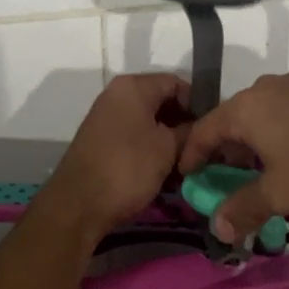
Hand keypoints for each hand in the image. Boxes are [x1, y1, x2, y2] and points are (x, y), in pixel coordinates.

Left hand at [37, 73, 191, 236]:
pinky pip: (133, 136)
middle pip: (160, 101)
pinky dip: (149, 149)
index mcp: (133, 86)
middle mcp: (117, 94)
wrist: (77, 206)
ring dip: (167, 140)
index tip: (211, 128)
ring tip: (185, 165)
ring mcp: (106, 117)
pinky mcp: (100, 141)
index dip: (197, 103)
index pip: (176, 83)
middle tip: (200, 148)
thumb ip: (188, 132)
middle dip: (182, 124)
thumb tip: (199, 128)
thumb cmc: (127, 168)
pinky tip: (163, 172)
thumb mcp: (167, 149)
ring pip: (147, 121)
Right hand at [178, 73, 288, 242]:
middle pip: (232, 119)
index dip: (192, 155)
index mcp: (246, 107)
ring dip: (253, 144)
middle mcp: (264, 88)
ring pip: (260, 115)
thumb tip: (218, 226)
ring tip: (260, 175)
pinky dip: (276, 134)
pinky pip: (283, 111)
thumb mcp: (281, 193)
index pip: (204, 128)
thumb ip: (245, 208)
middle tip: (225, 184)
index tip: (187, 179)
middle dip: (225, 152)